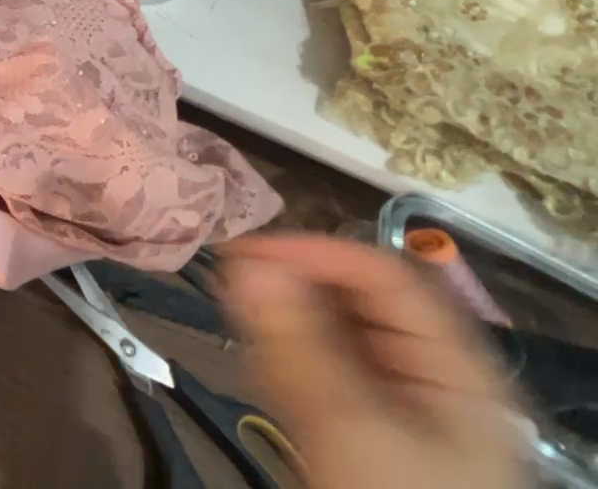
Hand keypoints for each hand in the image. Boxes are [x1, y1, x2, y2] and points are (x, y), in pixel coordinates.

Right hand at [222, 235, 526, 488]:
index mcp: (450, 365)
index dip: (313, 252)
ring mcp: (388, 394)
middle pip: (351, 298)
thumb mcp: (345, 424)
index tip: (238, 252)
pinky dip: (275, 351)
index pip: (381, 274)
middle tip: (227, 285)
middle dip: (288, 286)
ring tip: (240, 329)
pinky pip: (309, 360)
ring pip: (323, 326)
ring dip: (276, 318)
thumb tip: (242, 261)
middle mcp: (422, 368)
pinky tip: (257, 365)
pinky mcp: (352, 415)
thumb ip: (294, 340)